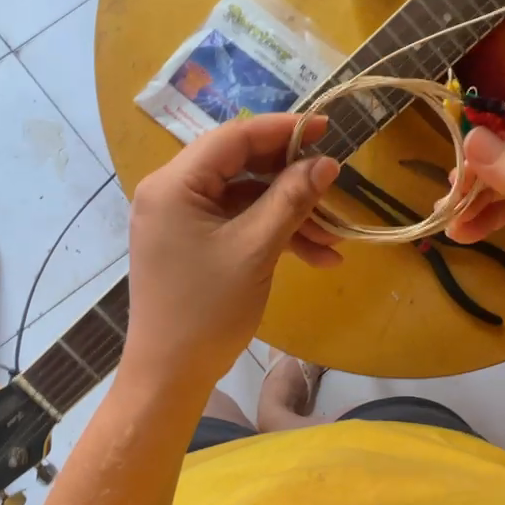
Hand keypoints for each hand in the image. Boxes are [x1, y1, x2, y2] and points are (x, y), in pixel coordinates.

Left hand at [125, 114, 340, 391]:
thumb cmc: (207, 309)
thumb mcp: (255, 250)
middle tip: (334, 185)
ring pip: (246, 198)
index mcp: (174, 184)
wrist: (170, 374)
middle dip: (292, 180)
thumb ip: (291, 200)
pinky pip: (239, 224)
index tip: (328, 129)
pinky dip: (274, 235)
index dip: (283, 130)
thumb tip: (327, 163)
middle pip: (241, 166)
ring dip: (290, 215)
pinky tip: (317, 257)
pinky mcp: (194, 242)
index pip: (234, 138)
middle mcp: (172, 192)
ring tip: (334, 239)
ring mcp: (183, 219)